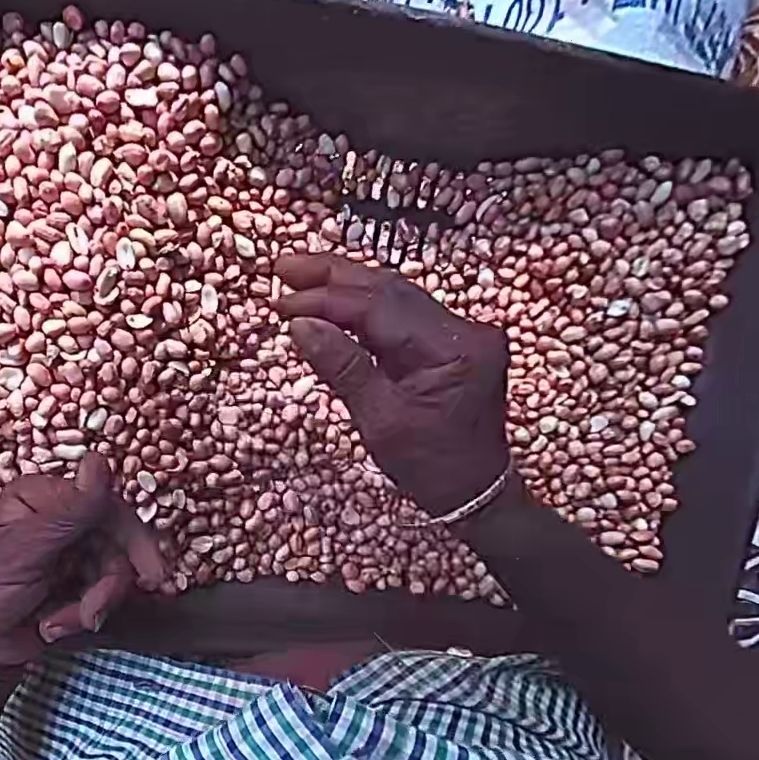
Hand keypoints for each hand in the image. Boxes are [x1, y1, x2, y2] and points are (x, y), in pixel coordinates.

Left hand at [0, 453, 166, 682]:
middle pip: (115, 540)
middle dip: (108, 580)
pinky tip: (52, 628)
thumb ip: (69, 510)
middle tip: (99, 610)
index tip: (151, 570)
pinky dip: (82, 615)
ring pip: (112, 571)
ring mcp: (67, 554)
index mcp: (41, 498)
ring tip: (61, 623)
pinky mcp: (72, 586)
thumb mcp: (25, 550)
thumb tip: (100, 459)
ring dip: (93, 602)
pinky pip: (101, 595)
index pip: (103, 504)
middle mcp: (59, 520)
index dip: (131, 535)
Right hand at [273, 253, 513, 517]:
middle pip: (390, 288)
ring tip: (300, 276)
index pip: (380, 309)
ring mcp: (460, 333)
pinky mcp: (449, 342)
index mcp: (454, 349)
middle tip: (285, 266)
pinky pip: (400, 316)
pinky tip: (332, 301)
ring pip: (395, 296)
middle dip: (333, 275)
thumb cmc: (430, 467)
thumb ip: (343, 367)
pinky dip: (362, 308)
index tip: (283, 304)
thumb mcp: (380, 422)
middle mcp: (464, 329)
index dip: (327, 301)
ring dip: (345, 285)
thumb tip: (299, 326)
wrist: (476, 493)